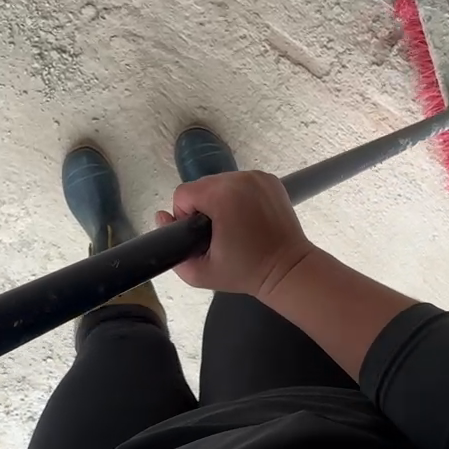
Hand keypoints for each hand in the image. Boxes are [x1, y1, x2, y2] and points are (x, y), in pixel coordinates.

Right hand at [154, 171, 316, 297]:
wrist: (287, 269)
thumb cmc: (245, 272)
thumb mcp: (200, 272)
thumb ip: (172, 247)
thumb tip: (161, 217)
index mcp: (222, 196)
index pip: (183, 194)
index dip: (185, 216)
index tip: (202, 235)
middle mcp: (240, 179)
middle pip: (201, 186)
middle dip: (203, 207)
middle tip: (218, 234)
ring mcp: (257, 177)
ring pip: (220, 182)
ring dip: (219, 200)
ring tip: (233, 226)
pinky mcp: (269, 179)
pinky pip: (240, 182)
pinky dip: (238, 196)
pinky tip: (246, 217)